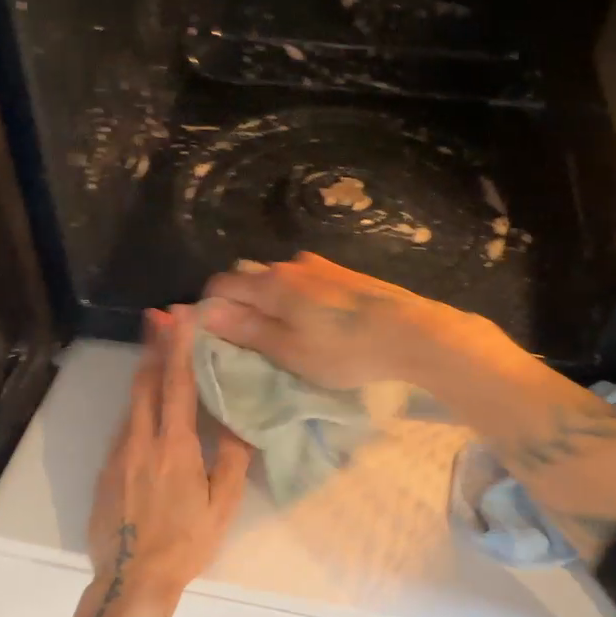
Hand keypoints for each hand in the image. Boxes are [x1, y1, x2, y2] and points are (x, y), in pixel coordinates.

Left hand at [88, 305, 252, 608]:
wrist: (132, 578)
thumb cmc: (187, 544)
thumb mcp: (222, 505)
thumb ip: (232, 459)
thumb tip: (241, 420)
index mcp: (174, 447)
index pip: (177, 385)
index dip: (178, 347)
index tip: (179, 316)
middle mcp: (141, 442)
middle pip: (144, 384)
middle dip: (152, 347)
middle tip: (157, 317)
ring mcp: (117, 456)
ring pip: (130, 405)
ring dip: (142, 375)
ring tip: (153, 352)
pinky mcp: (105, 472)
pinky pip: (123, 429)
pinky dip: (135, 408)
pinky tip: (144, 409)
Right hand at [199, 252, 492, 388]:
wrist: (411, 333)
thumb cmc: (343, 350)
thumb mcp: (287, 351)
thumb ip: (246, 329)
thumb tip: (204, 312)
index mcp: (270, 284)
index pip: (220, 285)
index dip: (210, 309)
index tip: (216, 338)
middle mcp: (289, 265)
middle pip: (248, 277)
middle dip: (240, 303)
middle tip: (250, 341)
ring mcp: (319, 266)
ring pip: (278, 278)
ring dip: (270, 301)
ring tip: (283, 333)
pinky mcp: (343, 274)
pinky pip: (303, 281)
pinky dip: (295, 299)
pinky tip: (313, 322)